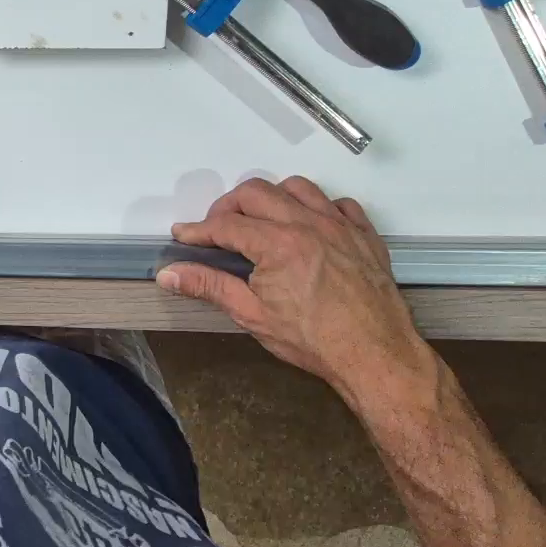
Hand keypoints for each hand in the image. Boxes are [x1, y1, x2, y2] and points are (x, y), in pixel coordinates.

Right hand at [159, 177, 433, 403]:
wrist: (378, 358)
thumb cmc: (312, 340)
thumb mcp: (251, 314)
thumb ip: (208, 285)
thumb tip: (167, 275)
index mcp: (278, 244)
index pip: (224, 224)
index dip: (197, 230)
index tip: (182, 236)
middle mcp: (308, 225)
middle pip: (255, 192)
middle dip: (228, 207)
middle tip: (218, 231)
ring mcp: (341, 227)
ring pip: (296, 187)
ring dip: (271, 199)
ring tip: (261, 222)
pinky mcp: (365, 236)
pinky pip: (338, 204)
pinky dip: (317, 208)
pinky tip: (307, 228)